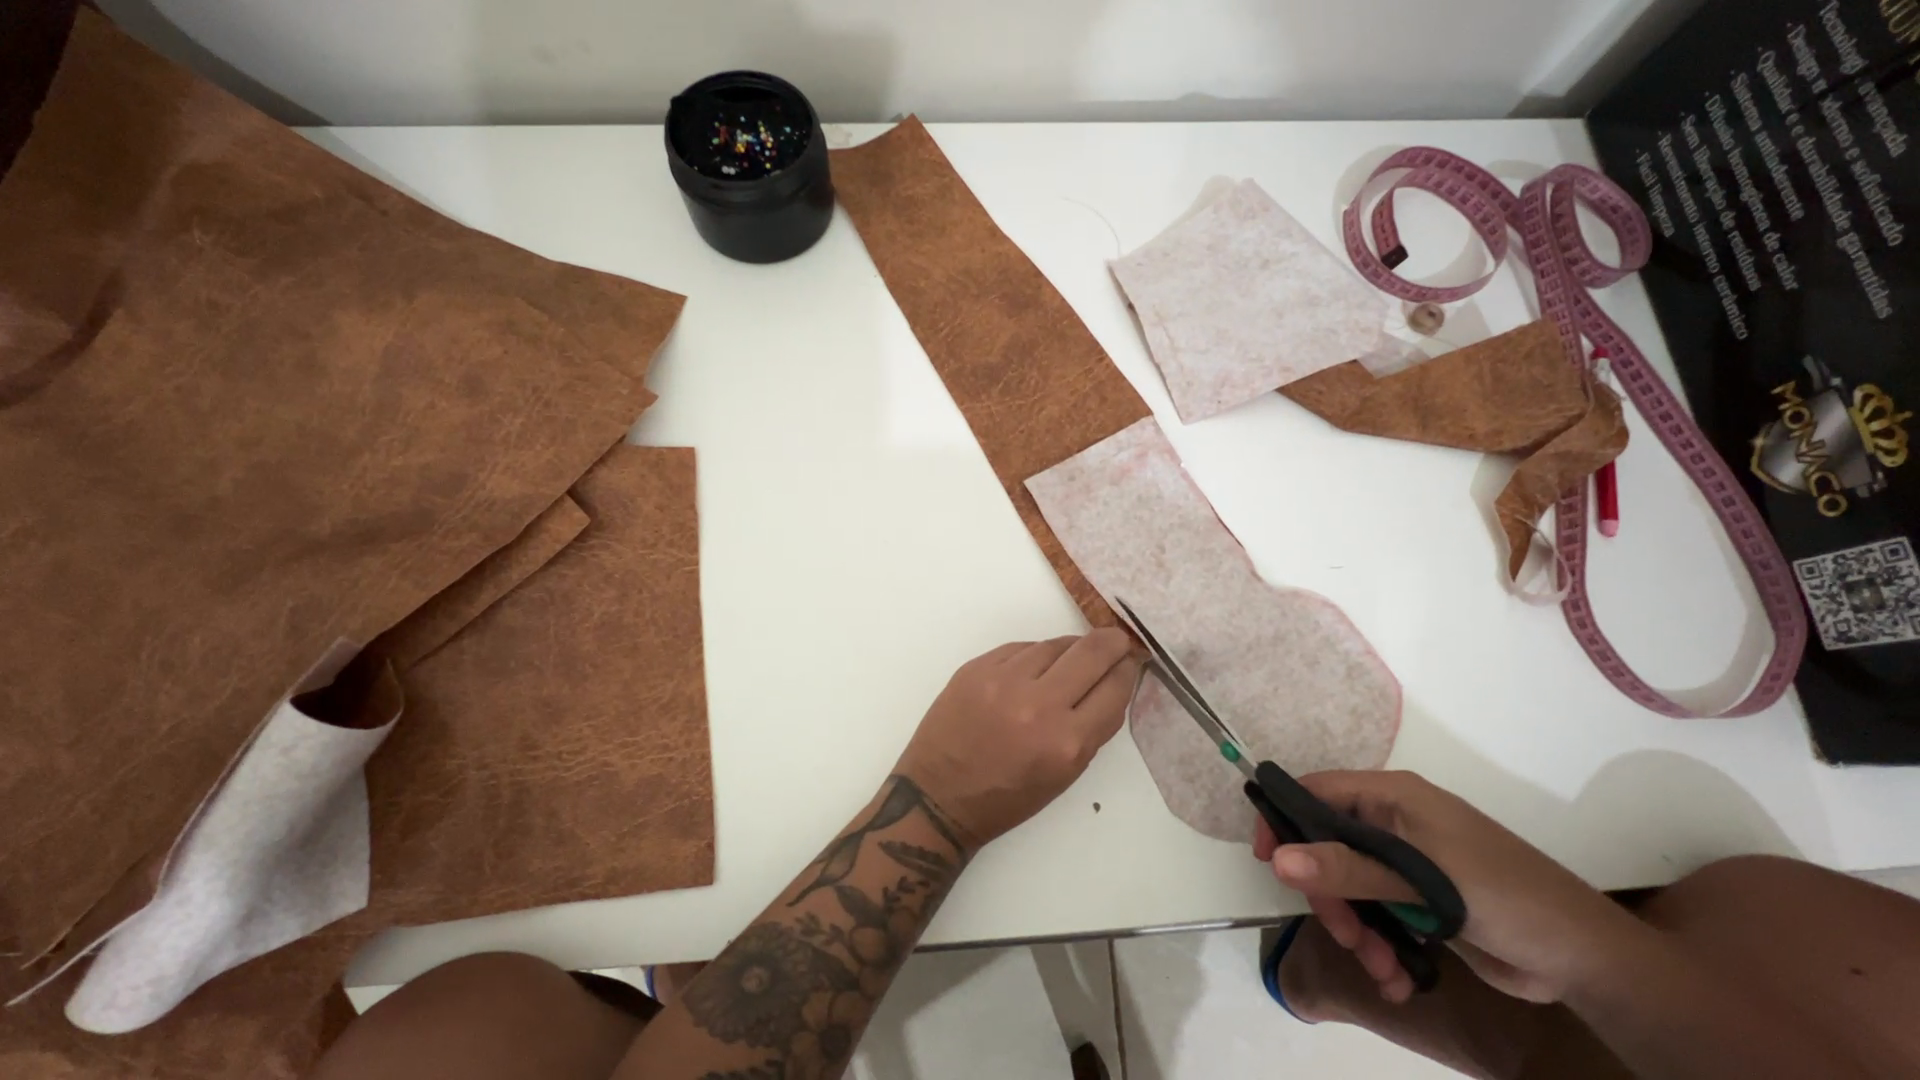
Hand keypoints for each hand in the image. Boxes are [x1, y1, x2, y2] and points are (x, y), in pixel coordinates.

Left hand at [896, 630, 1138, 850]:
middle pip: (1091, 653)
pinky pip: (1020, 648)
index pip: (1114, 689)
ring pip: (1054, 644)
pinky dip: (1034, 655)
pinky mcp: (976, 668)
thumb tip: (1110, 682)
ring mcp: (1003, 681)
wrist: (939, 796)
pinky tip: (1035, 667)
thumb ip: (1091, 727)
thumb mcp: (1065, 774)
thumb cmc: (1007, 797)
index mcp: (1067, 743)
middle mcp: (1038, 705)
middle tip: (1117, 641)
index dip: (1128, 670)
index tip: (1131, 661)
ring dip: (1070, 649)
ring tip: (1072, 659)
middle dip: (1112, 643)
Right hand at [1256, 770, 1646, 1004]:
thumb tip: (1276, 858)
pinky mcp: (1419, 902)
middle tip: (1345, 934)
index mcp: (1393, 798)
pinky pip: (1376, 917)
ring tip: (1381, 967)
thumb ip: (1346, 868)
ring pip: (1349, 890)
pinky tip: (1395, 978)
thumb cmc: (1501, 893)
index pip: (1316, 792)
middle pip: (1328, 849)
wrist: (1581, 955)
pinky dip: (1379, 947)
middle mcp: (1394, 825)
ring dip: (1357, 931)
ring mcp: (1407, 865)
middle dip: (1331, 897)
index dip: (1285, 819)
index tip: (1267, 860)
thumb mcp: (1420, 878)